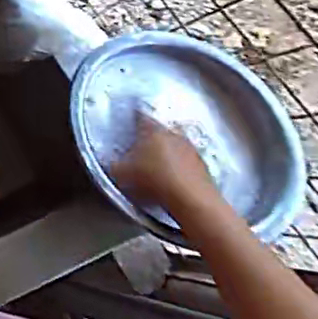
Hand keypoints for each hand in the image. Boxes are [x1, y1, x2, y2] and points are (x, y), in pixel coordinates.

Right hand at [108, 114, 222, 218]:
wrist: (192, 200)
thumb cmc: (152, 180)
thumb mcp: (121, 173)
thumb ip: (114, 163)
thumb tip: (113, 161)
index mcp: (151, 130)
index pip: (140, 117)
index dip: (133, 121)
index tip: (128, 128)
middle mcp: (173, 134)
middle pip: (159, 131)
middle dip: (150, 139)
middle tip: (140, 151)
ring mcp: (191, 149)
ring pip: (174, 146)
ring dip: (167, 154)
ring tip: (157, 168)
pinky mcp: (204, 166)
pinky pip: (186, 162)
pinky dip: (179, 168)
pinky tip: (172, 181)